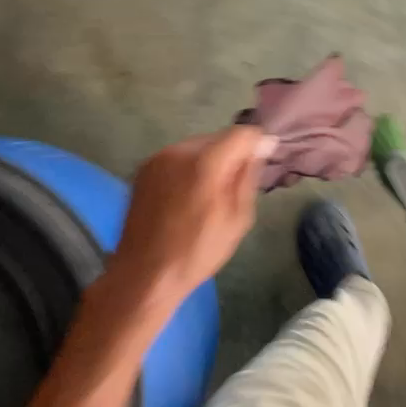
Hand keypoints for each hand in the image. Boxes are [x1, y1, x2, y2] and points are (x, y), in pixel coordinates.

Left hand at [102, 126, 273, 309]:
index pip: (241, 133)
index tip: (262, 161)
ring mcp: (158, 157)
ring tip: (207, 194)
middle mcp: (179, 151)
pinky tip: (185, 196)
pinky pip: (177, 157)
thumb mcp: (237, 220)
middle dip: (231, 154)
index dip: (256, 143)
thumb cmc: (197, 253)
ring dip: (208, 161)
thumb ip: (248, 177)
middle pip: (218, 138)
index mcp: (205, 164)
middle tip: (233, 186)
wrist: (144, 273)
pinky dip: (188, 168)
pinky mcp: (144, 167)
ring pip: (196, 146)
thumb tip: (260, 147)